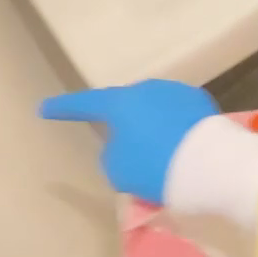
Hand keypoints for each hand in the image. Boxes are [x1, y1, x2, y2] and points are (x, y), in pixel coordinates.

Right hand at [40, 79, 217, 203]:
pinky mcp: (201, 103)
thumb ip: (114, 149)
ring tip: (152, 148)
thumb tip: (125, 140)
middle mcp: (149, 89)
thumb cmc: (155, 167)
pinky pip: (176, 114)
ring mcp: (177, 92)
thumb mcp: (118, 167)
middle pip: (126, 103)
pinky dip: (170, 126)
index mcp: (122, 103)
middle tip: (116, 137)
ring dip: (149, 123)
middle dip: (120, 118)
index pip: (87, 103)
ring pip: (153, 107)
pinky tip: (175, 143)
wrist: (211, 163)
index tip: (46, 107)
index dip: (65, 107)